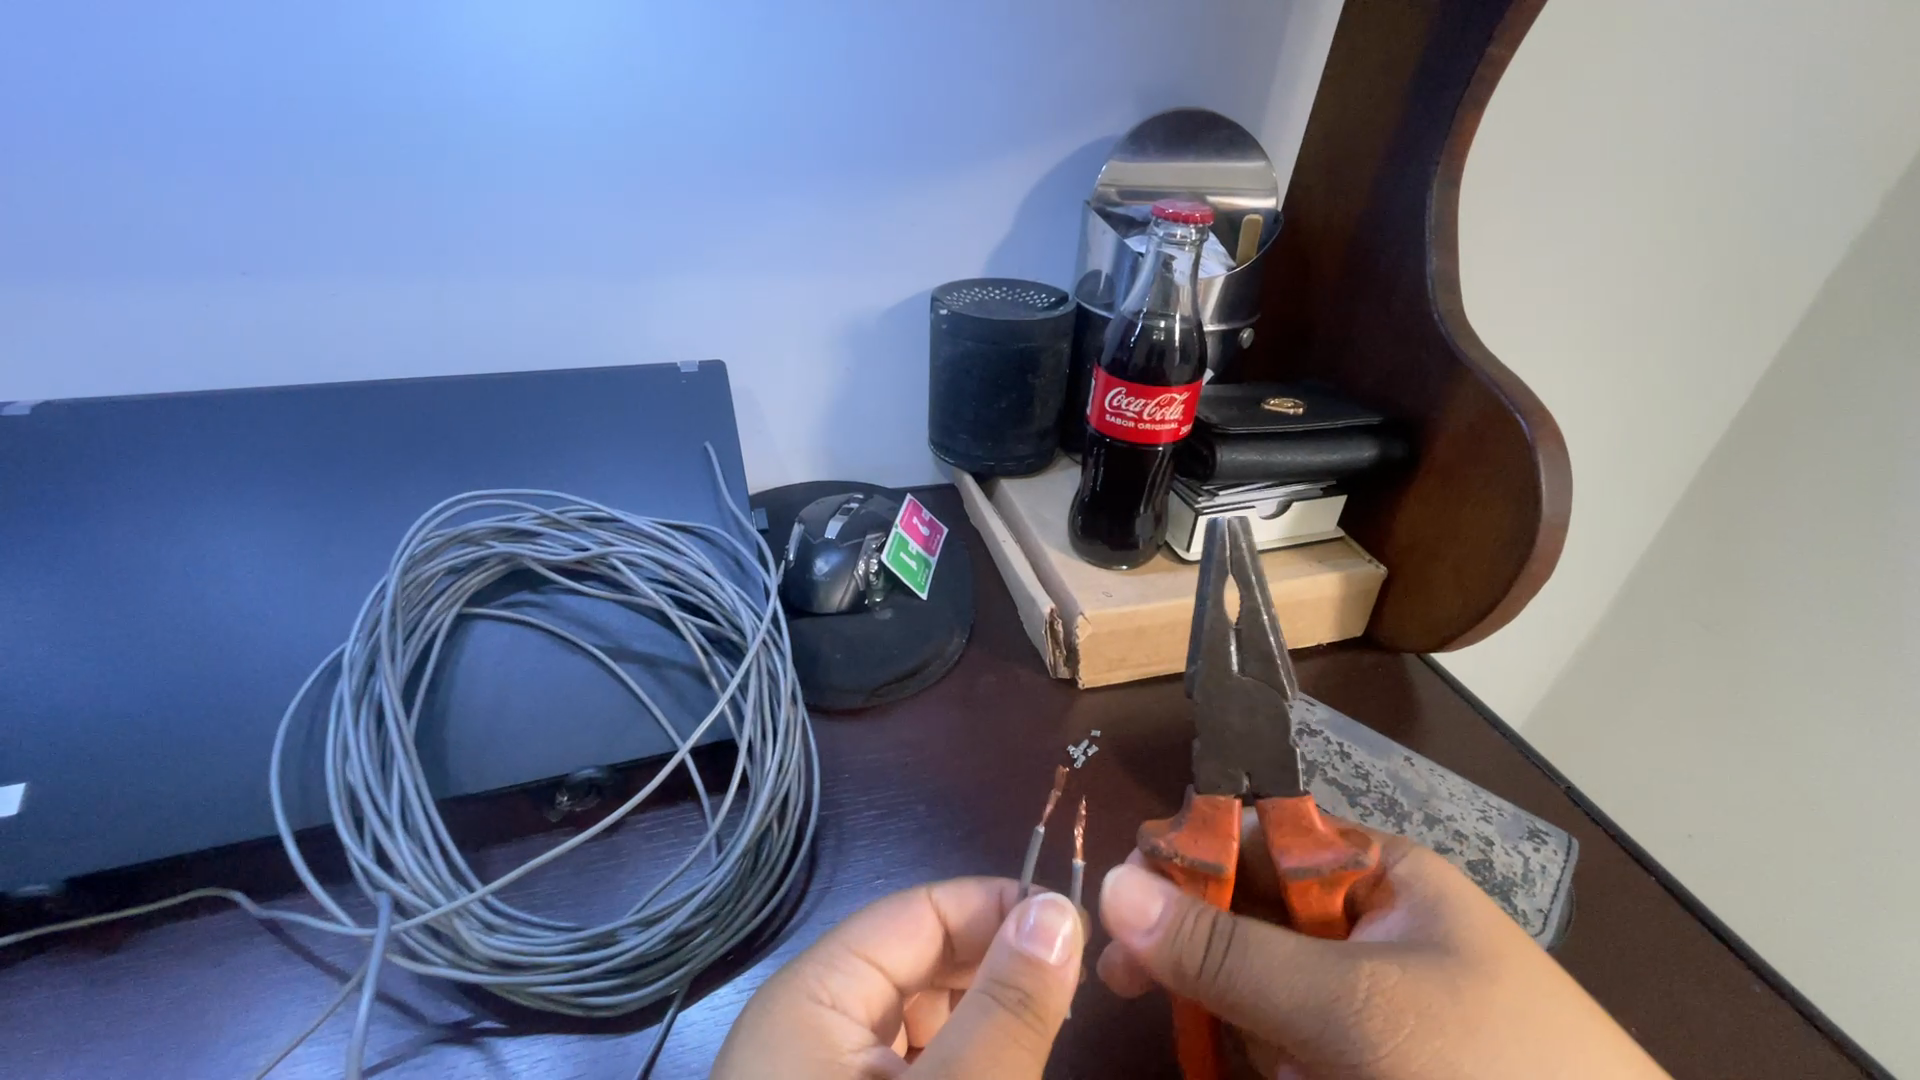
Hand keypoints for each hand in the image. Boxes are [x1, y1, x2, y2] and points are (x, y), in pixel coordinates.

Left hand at [713, 877, 1084, 1079]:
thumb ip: (1003, 1010)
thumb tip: (1059, 907)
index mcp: (812, 990)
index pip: (920, 910)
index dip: (1000, 908)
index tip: (1077, 931)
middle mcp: (808, 1019)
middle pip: (919, 960)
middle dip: (996, 965)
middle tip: (1072, 994)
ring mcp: (815, 1072)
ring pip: (919, 1016)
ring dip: (982, 1017)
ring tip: (1041, 1033)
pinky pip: (903, 1060)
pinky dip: (955, 1059)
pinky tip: (996, 1068)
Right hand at [1097, 817, 1672, 1079]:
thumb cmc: (1492, 1077)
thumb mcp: (1349, 1010)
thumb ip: (1226, 950)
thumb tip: (1110, 887)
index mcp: (1379, 872)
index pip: (1256, 835)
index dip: (1185, 858)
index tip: (1121, 903)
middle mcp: (1372, 922)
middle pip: (1253, 909)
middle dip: (1195, 945)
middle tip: (1125, 982)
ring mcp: (1375, 998)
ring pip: (1264, 981)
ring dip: (1232, 1011)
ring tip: (1232, 1057)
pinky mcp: (1373, 1059)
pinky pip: (1293, 1039)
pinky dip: (1269, 1057)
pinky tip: (1273, 1078)